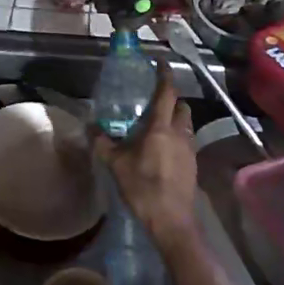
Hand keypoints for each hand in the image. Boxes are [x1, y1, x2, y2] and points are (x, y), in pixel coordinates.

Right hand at [95, 62, 197, 247]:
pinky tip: (162, 150)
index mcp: (161, 128)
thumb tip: (90, 126)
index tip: (160, 62)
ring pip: (187, 125)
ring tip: (157, 126)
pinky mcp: (193, 165)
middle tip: (154, 101)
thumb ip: (103, 143)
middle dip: (172, 100)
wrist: (172, 222)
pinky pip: (187, 142)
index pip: (167, 93)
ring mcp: (190, 150)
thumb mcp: (116, 165)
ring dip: (176, 119)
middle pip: (182, 107)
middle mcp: (180, 134)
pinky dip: (177, 137)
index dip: (165, 76)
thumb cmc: (143, 188)